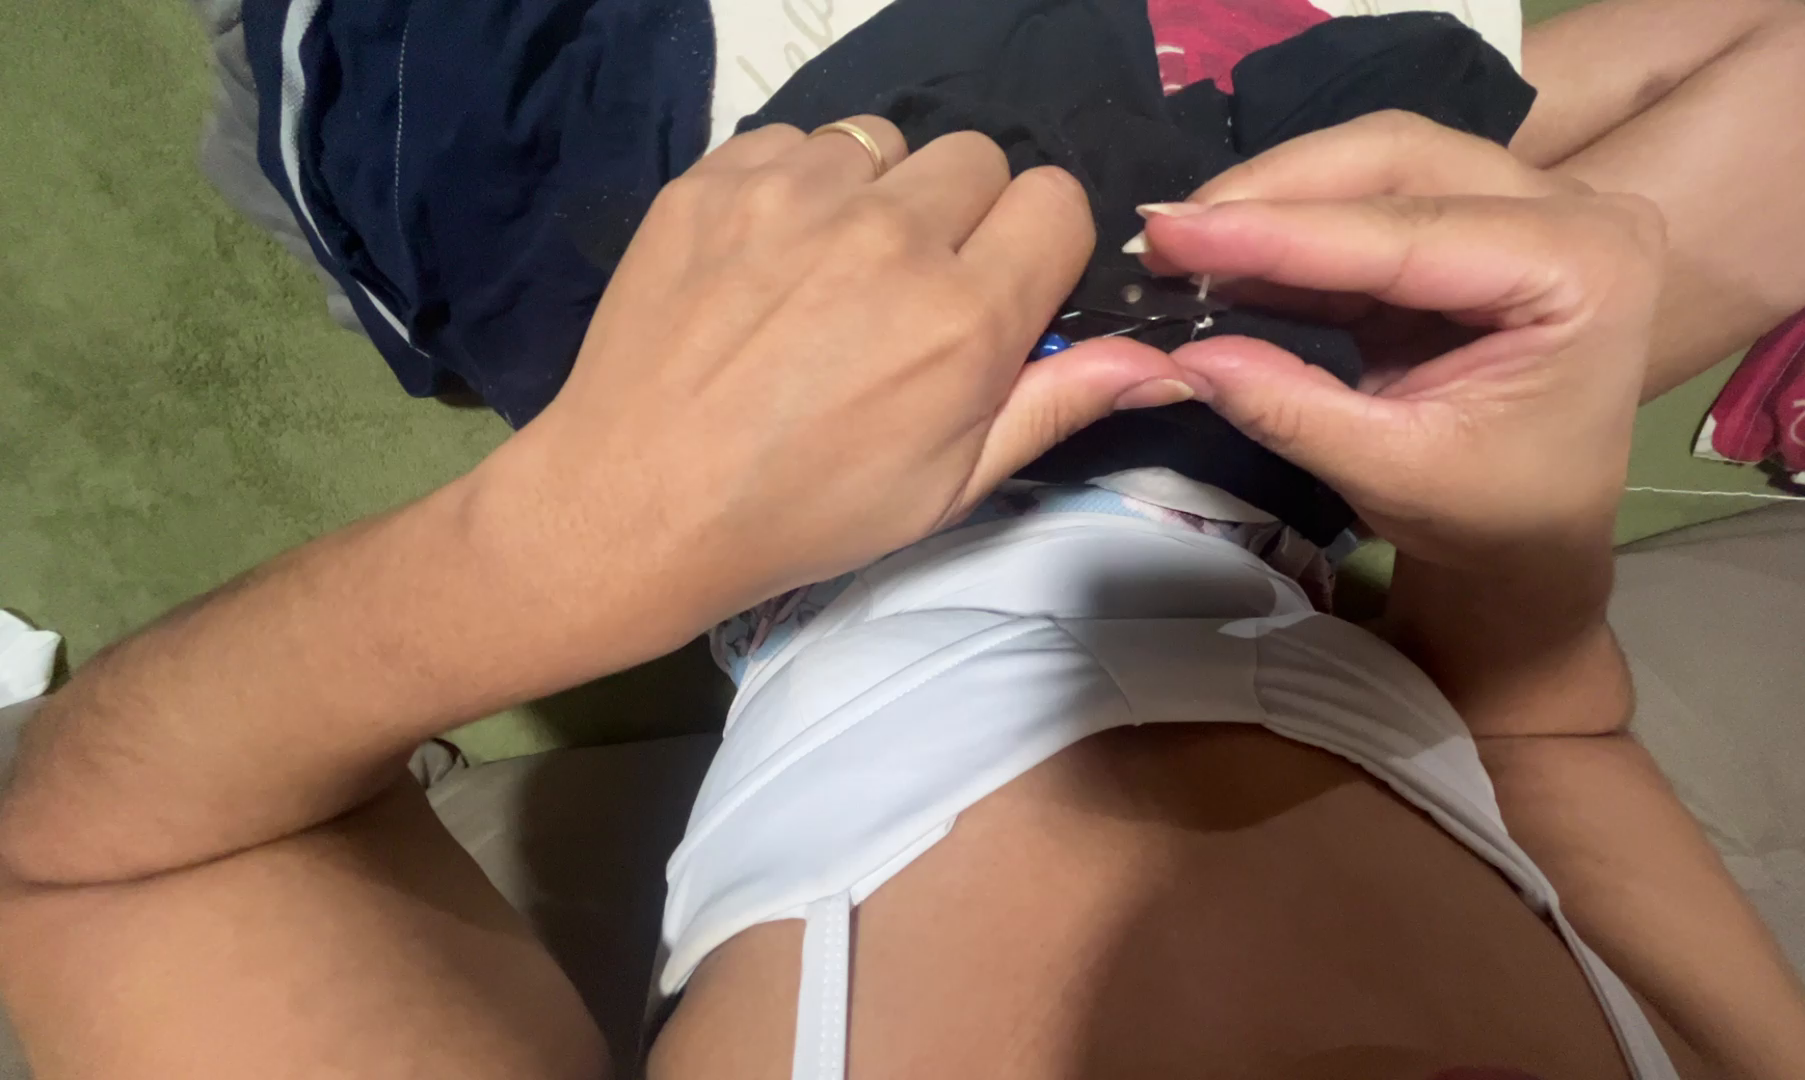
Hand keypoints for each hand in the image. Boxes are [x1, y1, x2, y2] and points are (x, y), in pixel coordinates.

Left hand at [479, 117, 1189, 646]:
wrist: (643, 502)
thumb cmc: (810, 512)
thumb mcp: (951, 486)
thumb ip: (1056, 405)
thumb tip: (1158, 362)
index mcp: (963, 318)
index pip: (1059, 204)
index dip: (1040, 252)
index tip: (1003, 297)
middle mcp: (889, 234)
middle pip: (982, 162)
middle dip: (967, 224)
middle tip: (913, 298)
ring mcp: (794, 193)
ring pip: (889, 147)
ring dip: (884, 202)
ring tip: (835, 279)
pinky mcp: (716, 175)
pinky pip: (799, 144)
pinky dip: (804, 191)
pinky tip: (771, 264)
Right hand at [1138, 112, 1666, 567]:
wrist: (1527, 529)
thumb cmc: (1485, 512)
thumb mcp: (1386, 470)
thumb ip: (1287, 408)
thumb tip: (1183, 359)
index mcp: (1577, 270)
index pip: (1402, 232)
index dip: (1276, 232)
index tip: (1172, 234)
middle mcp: (1560, 213)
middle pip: (1393, 161)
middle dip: (1269, 191)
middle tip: (1166, 230)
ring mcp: (1512, 211)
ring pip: (1372, 168)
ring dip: (1268, 201)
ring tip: (1181, 240)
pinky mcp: (1456, 235)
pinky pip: (1357, 212)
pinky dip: (1281, 234)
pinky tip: (1222, 255)